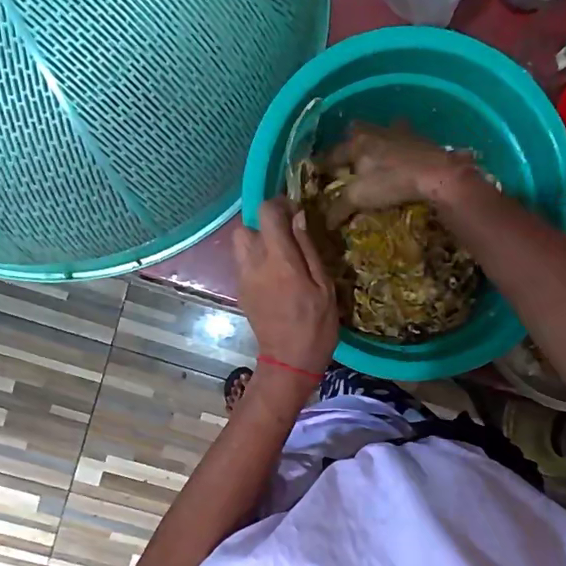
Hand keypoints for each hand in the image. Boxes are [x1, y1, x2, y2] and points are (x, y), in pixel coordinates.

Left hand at [233, 198, 338, 375]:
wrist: (288, 361)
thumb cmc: (316, 326)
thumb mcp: (324, 286)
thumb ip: (307, 248)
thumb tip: (297, 216)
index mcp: (279, 261)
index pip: (266, 213)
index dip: (279, 204)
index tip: (295, 211)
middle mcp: (254, 265)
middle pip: (246, 226)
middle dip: (265, 224)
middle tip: (286, 235)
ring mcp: (243, 279)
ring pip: (240, 244)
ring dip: (257, 241)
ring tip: (279, 255)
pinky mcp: (240, 291)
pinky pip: (242, 263)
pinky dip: (255, 260)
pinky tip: (274, 275)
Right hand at [324, 123, 478, 221]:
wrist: (436, 173)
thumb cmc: (391, 182)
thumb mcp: (359, 197)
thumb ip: (340, 207)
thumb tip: (327, 221)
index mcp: (356, 143)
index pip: (332, 154)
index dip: (322, 166)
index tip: (316, 174)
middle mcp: (374, 131)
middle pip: (355, 131)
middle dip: (349, 142)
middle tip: (349, 159)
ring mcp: (398, 131)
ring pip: (380, 130)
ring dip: (375, 140)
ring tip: (376, 155)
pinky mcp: (418, 137)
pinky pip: (403, 136)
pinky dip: (399, 145)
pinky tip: (402, 155)